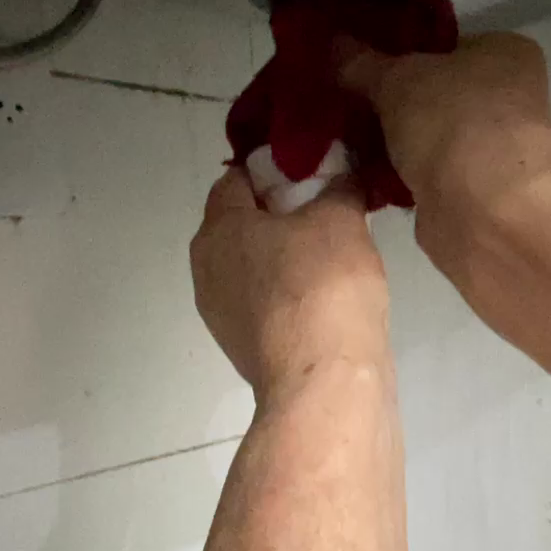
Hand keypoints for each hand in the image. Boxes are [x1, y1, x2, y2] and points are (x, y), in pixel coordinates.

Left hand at [191, 169, 391, 399]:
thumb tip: (344, 178)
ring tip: (332, 257)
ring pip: (253, 270)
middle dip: (279, 216)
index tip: (312, 171)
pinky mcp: (244, 351)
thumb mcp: (342, 218)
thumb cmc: (324, 285)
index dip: (273, 169)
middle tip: (326, 212)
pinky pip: (266, 306)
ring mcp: (221, 317)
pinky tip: (325, 299)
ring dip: (285, 259)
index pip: (235, 180)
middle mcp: (206, 272)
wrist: (324, 380)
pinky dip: (288, 296)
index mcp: (217, 230)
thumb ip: (341, 188)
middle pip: (241, 227)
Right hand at [337, 33, 550, 330]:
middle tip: (346, 106)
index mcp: (504, 54)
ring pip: (425, 139)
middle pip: (433, 96)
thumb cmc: (452, 121)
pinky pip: (421, 177)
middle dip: (391, 106)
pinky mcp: (468, 195)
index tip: (361, 67)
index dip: (402, 54)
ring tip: (343, 142)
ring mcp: (488, 151)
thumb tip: (333, 44)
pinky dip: (396, 179)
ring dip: (390, 146)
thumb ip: (362, 64)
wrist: (482, 209)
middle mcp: (505, 100)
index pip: (446, 46)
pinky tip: (362, 178)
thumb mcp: (397, 80)